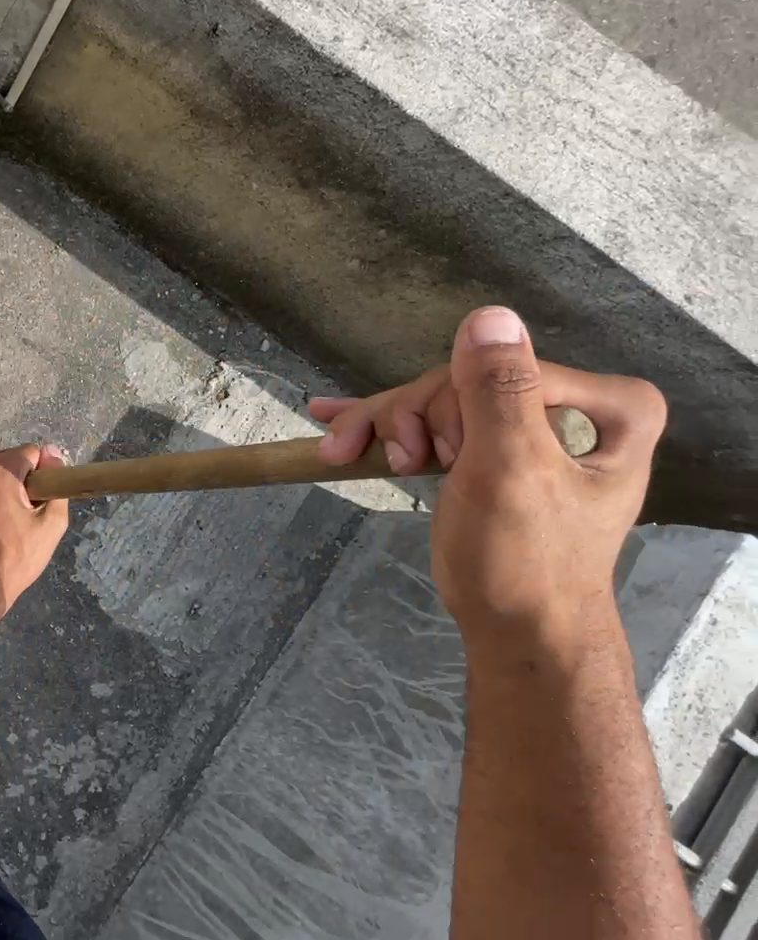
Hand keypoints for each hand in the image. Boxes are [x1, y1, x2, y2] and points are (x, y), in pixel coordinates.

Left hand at [0, 444, 69, 624]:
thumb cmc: (15, 557)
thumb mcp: (50, 525)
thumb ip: (56, 486)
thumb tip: (53, 455)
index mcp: (0, 470)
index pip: (31, 453)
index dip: (43, 474)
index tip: (41, 500)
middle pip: (7, 457)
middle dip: (21, 477)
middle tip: (25, 511)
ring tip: (5, 513)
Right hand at [309, 307, 665, 640]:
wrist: (514, 622)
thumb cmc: (523, 556)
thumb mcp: (509, 469)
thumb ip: (499, 392)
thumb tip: (488, 316)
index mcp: (607, 404)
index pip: (490, 370)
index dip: (444, 408)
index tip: (428, 457)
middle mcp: (569, 407)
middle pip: (455, 385)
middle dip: (409, 421)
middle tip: (399, 465)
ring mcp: (524, 431)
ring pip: (430, 402)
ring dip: (383, 427)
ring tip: (345, 455)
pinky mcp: (487, 454)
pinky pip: (427, 423)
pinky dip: (377, 426)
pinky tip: (334, 420)